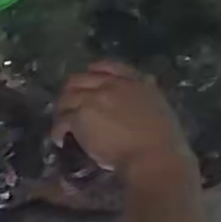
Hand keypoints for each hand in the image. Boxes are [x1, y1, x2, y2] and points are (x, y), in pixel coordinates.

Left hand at [50, 61, 194, 182]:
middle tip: (67, 107)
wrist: (151, 155)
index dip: (92, 72)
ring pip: (66, 99)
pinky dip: (58, 131)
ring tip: (62, 125)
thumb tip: (132, 100)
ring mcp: (93, 99)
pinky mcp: (80, 117)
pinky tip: (60, 139)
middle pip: (78, 80)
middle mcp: (111, 85)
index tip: (85, 82)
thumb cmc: (162, 140)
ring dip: (61, 111)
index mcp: (134, 81)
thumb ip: (142, 97)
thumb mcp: (158, 106)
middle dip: (69, 92)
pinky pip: (61, 121)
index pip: (107, 66)